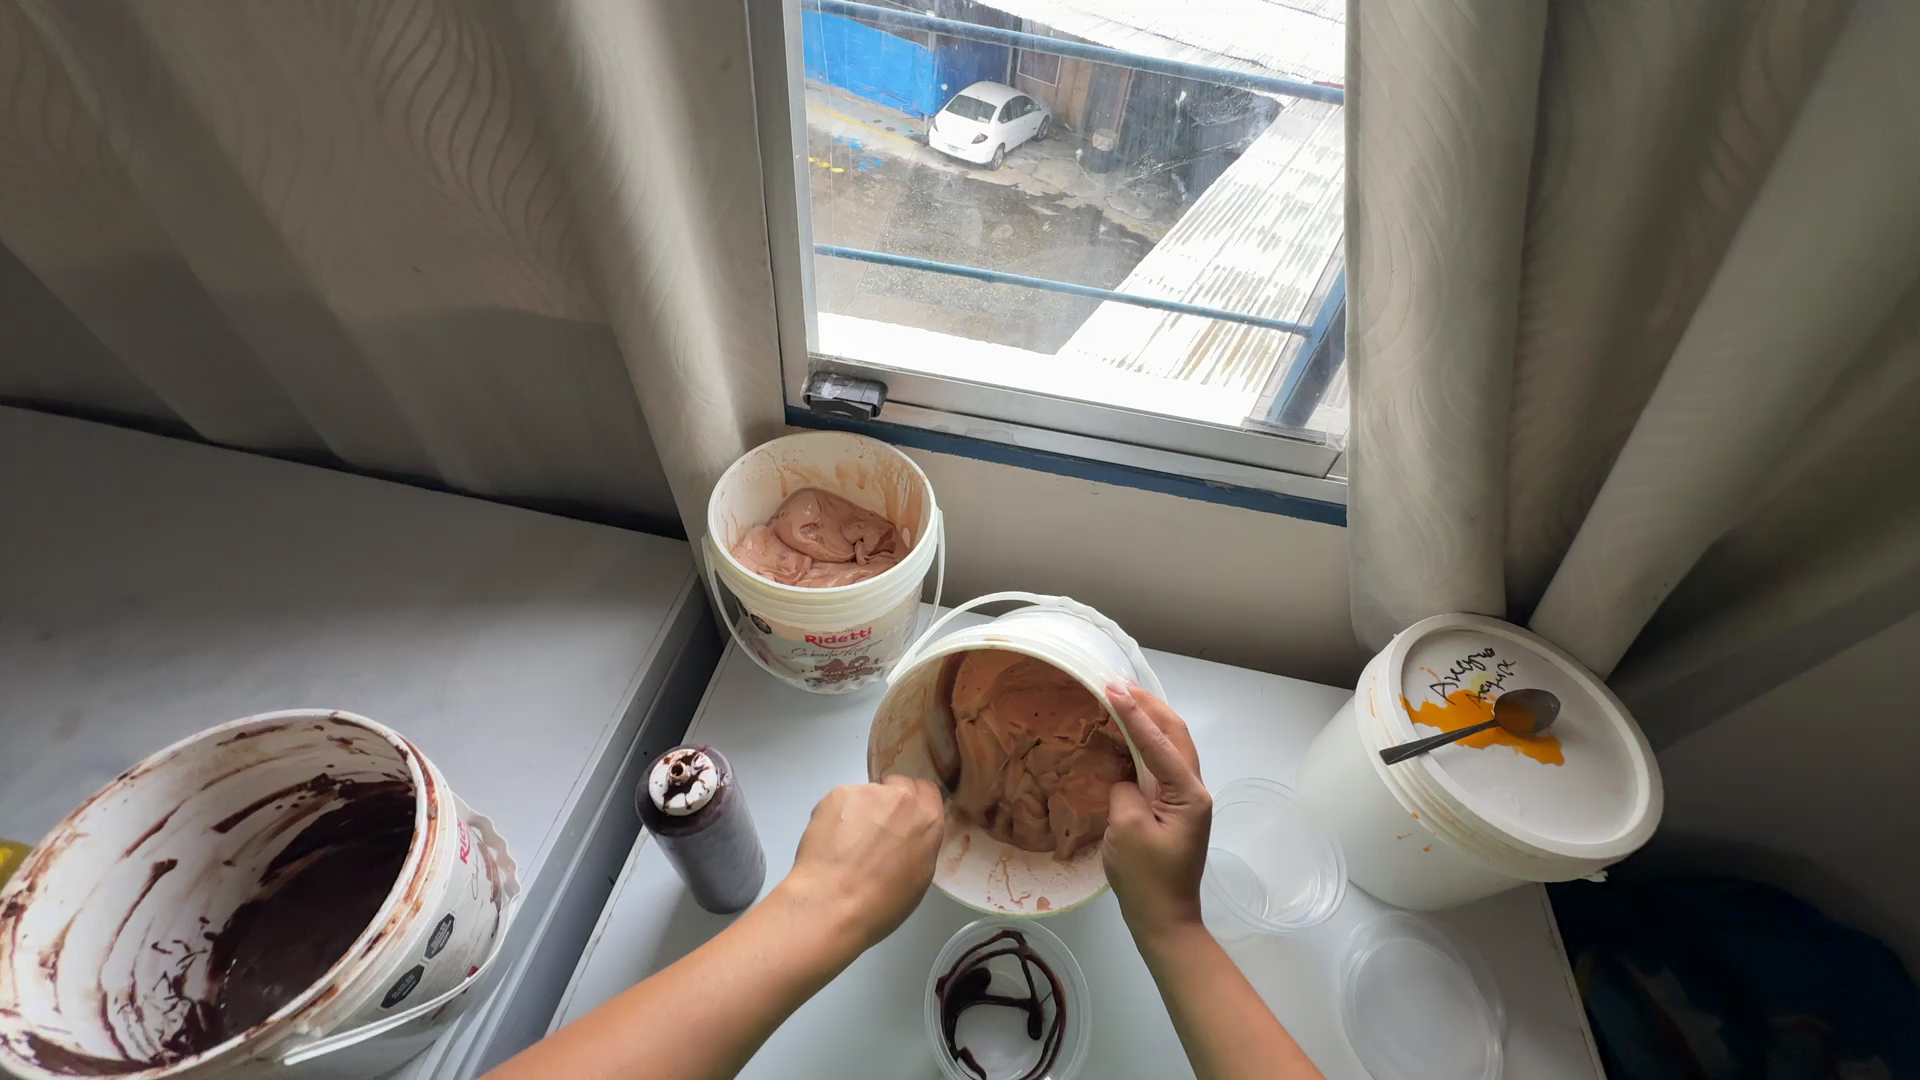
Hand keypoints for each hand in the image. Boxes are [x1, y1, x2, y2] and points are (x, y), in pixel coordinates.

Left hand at [777, 776, 944, 950]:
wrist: (832, 904)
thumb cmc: (881, 903)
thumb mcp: (920, 876)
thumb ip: (920, 842)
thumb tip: (908, 835)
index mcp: (927, 818)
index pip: (927, 791)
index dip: (914, 804)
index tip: (903, 822)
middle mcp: (901, 796)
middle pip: (897, 786)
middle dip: (888, 804)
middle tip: (874, 833)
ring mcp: (868, 791)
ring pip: (867, 794)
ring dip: (861, 811)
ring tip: (845, 844)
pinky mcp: (838, 794)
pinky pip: (842, 801)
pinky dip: (837, 816)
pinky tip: (829, 842)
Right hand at [1102, 682, 1210, 941]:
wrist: (1164, 920)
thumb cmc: (1145, 878)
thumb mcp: (1127, 830)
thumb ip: (1126, 789)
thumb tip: (1126, 778)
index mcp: (1188, 794)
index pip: (1158, 742)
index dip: (1134, 713)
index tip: (1112, 687)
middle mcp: (1194, 789)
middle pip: (1175, 733)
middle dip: (1148, 704)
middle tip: (1118, 682)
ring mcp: (1186, 797)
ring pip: (1171, 744)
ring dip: (1149, 717)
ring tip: (1123, 695)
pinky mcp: (1173, 806)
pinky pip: (1162, 761)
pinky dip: (1147, 739)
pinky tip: (1128, 731)